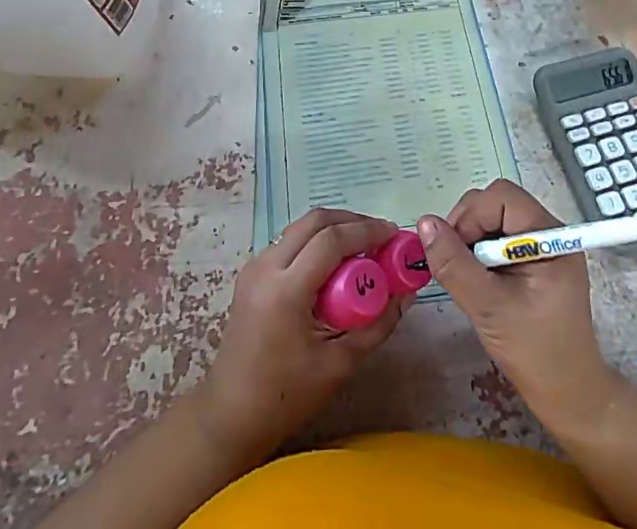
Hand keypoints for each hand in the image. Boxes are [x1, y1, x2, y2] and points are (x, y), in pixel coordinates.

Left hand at [194, 208, 405, 454]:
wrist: (230, 414)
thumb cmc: (286, 395)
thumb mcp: (340, 363)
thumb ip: (378, 324)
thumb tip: (407, 294)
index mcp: (286, 291)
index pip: (331, 240)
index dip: (367, 231)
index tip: (394, 235)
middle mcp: (266, 268)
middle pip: (314, 221)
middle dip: (352, 221)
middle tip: (381, 236)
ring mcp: (254, 268)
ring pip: (300, 228)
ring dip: (333, 230)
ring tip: (363, 249)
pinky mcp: (251, 275)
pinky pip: (290, 243)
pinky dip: (316, 242)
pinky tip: (335, 265)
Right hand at [418, 181, 614, 425]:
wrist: (568, 392)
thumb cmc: (534, 350)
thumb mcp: (488, 306)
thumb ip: (454, 263)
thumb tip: (425, 223)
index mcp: (549, 236)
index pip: (503, 197)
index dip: (472, 216)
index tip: (455, 251)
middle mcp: (548, 233)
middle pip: (497, 203)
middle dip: (469, 227)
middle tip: (457, 265)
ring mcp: (541, 248)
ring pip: (494, 220)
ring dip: (472, 242)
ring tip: (470, 279)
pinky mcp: (534, 263)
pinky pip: (498, 240)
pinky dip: (480, 254)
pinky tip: (479, 283)